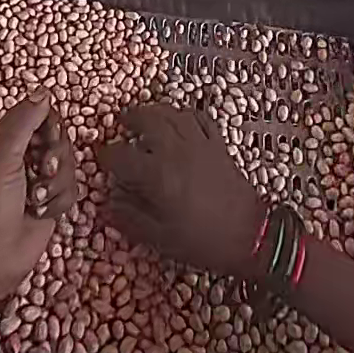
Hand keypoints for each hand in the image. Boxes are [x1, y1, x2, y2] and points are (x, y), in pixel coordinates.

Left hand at [0, 91, 77, 304]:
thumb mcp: (1, 157)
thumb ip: (23, 121)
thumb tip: (43, 91)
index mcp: (4, 139)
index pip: (37, 113)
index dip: (48, 122)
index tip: (48, 136)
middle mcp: (21, 155)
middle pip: (58, 136)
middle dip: (55, 154)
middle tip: (40, 169)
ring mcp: (37, 179)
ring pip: (68, 162)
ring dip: (57, 180)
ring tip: (37, 196)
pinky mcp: (51, 201)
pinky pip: (72, 187)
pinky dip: (60, 199)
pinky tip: (42, 211)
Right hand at [99, 104, 264, 278]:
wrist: (253, 237)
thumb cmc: (203, 241)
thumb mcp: (160, 239)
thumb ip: (130, 219)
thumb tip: (106, 204)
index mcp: (157, 174)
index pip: (121, 156)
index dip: (106, 155)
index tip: (100, 158)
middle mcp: (176, 150)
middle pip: (147, 119)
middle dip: (129, 119)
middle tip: (121, 125)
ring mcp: (199, 143)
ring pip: (172, 113)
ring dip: (155, 111)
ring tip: (146, 118)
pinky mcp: (218, 144)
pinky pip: (199, 118)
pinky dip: (185, 115)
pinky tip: (180, 122)